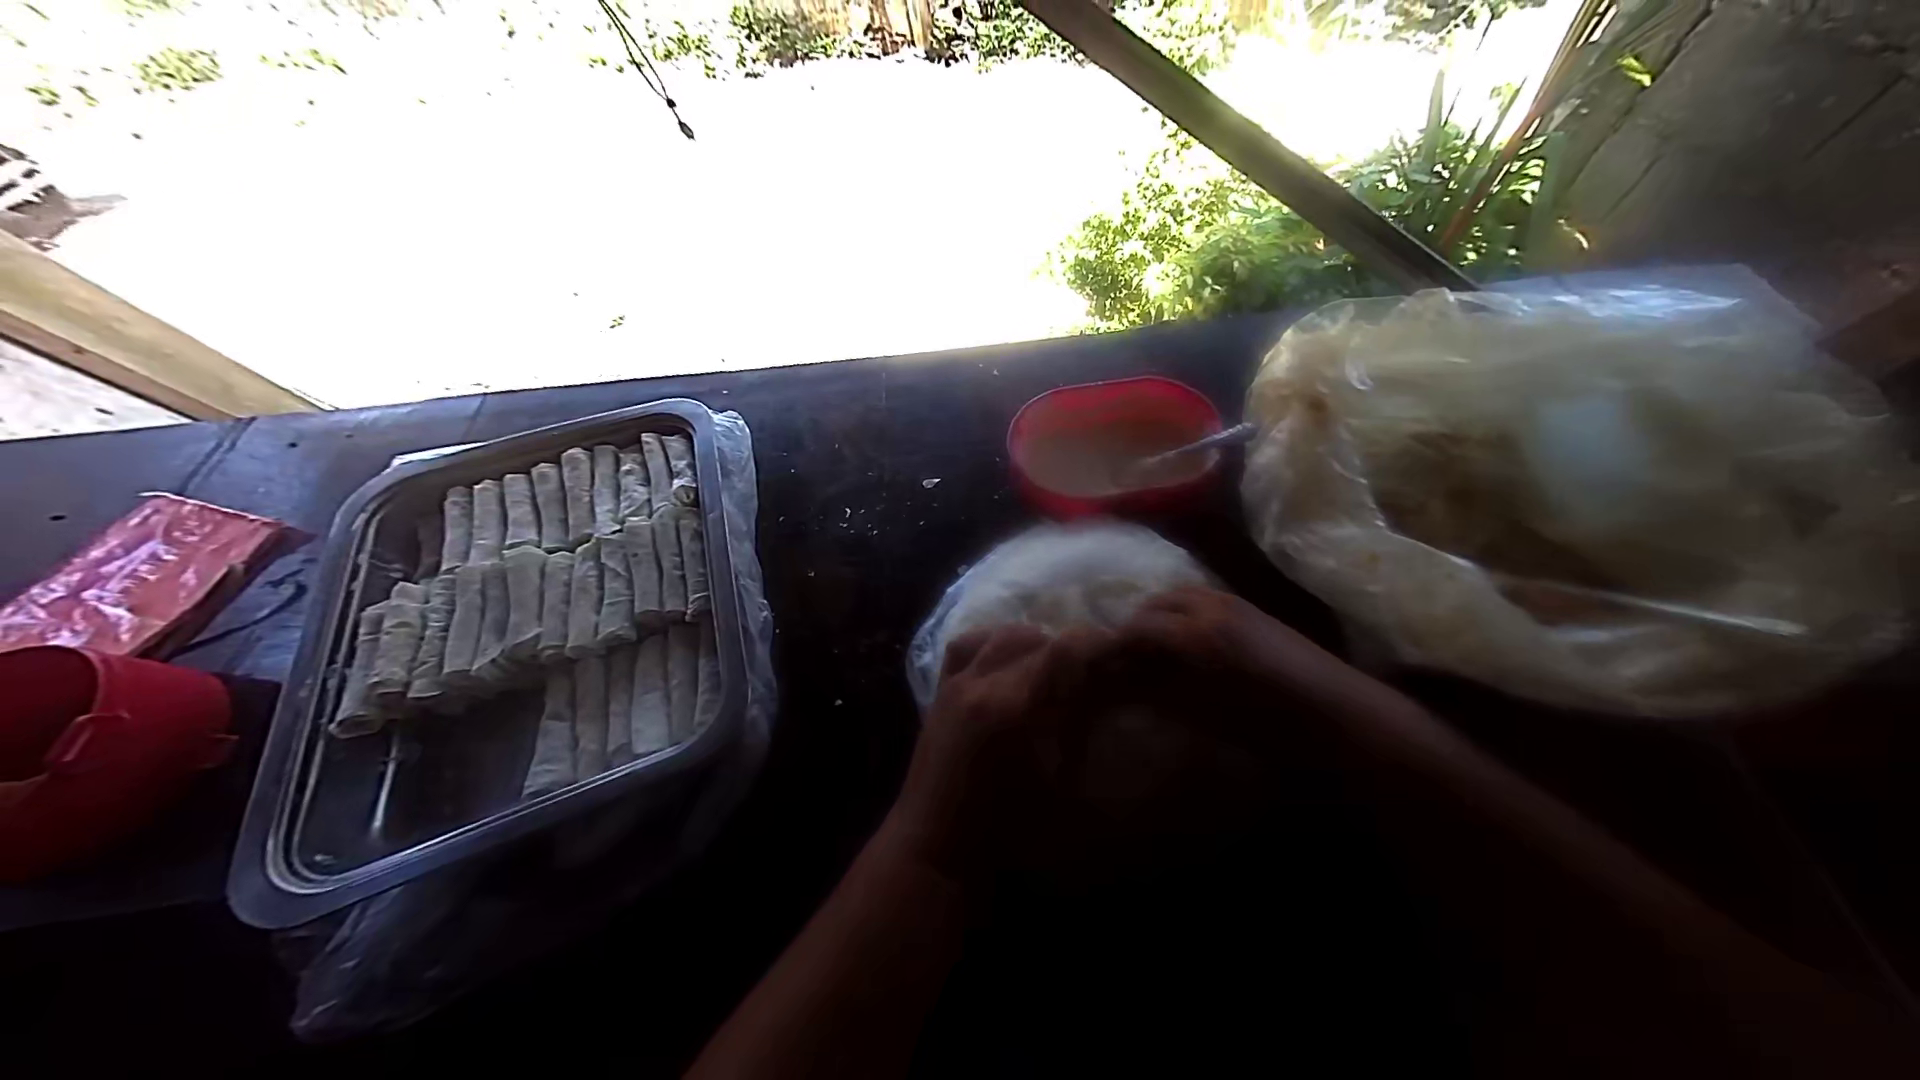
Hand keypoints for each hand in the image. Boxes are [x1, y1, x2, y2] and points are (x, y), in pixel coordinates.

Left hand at [886, 623, 1106, 885]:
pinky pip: (965, 646)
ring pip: (999, 635)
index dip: (1098, 644)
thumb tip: (1101, 691)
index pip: (1064, 651)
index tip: (1121, 649)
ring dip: (1032, 641)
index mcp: (1014, 706)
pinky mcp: (939, 691)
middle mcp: (981, 682)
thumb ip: (1078, 727)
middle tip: (1092, 663)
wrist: (937, 846)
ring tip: (1051, 662)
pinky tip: (1007, 660)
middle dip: (1069, 644)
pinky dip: (991, 643)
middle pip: (1033, 638)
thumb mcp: (1059, 782)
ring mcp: (955, 683)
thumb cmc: (1007, 830)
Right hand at [1106, 586, 1426, 755]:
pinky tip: (1189, 642)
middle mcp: (1213, 608)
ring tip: (1156, 645)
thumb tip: (1127, 683)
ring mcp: (1237, 604)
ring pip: (1182, 595)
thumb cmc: (1272, 727)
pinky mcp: (1255, 610)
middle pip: (1158, 602)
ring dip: (1162, 614)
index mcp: (1198, 636)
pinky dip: (1185, 612)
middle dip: (1138, 623)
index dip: (1117, 644)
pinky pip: (1206, 600)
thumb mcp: (1206, 715)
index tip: (1105, 664)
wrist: (1344, 717)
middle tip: (1128, 653)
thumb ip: (1161, 693)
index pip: (1139, 627)